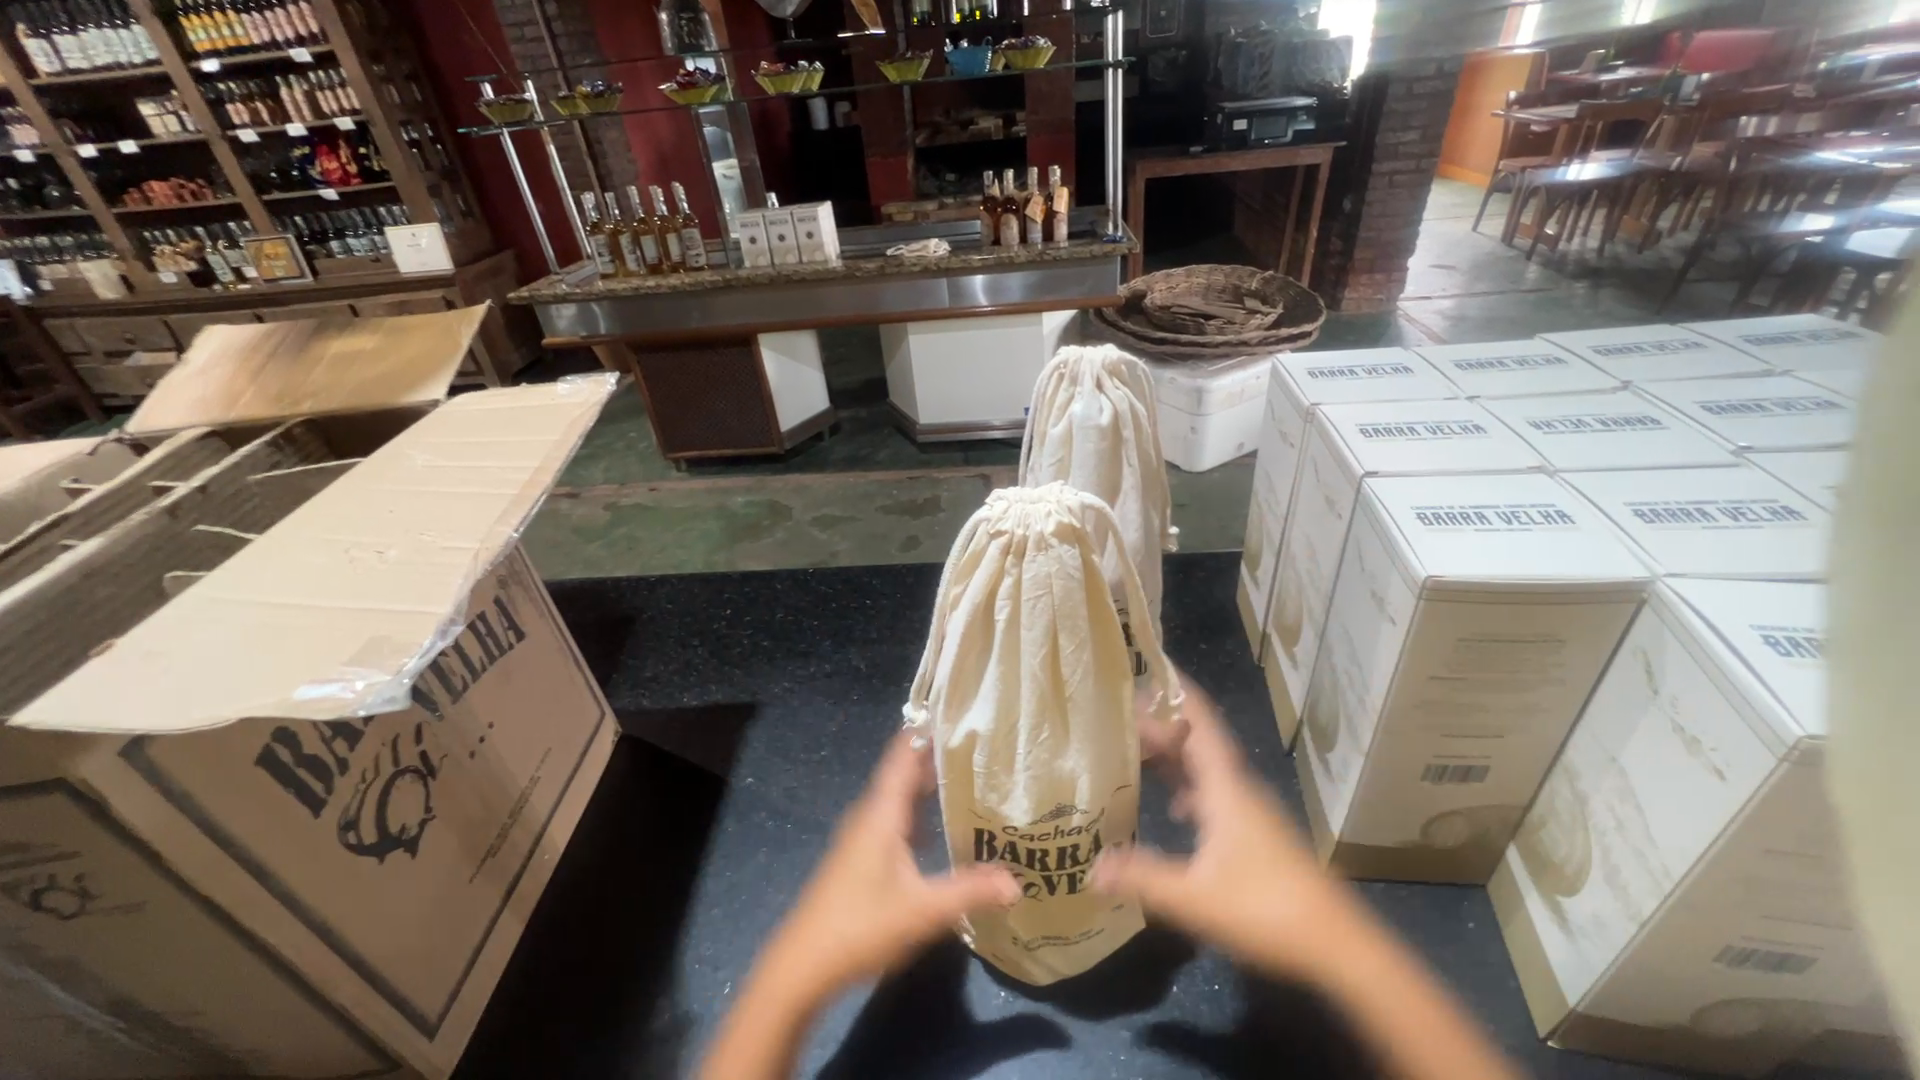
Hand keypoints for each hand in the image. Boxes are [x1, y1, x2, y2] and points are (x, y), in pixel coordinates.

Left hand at [757, 731, 1021, 1003]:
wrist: (802, 966)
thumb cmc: (859, 926)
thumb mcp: (922, 910)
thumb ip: (970, 891)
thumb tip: (1018, 880)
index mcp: (881, 813)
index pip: (903, 754)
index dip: (927, 730)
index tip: (960, 712)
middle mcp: (869, 817)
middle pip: (904, 775)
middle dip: (938, 759)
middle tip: (982, 747)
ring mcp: (861, 839)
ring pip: (899, 801)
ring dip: (929, 789)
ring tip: (971, 780)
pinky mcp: (860, 860)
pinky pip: (896, 823)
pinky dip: (920, 816)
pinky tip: (943, 830)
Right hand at [1094, 676, 1356, 980]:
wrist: (1337, 945)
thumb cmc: (1265, 909)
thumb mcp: (1193, 898)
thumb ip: (1142, 878)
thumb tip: (1091, 868)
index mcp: (1227, 789)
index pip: (1201, 725)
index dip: (1179, 693)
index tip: (1154, 665)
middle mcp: (1240, 791)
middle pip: (1199, 744)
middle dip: (1163, 726)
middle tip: (1121, 714)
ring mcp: (1252, 814)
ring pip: (1208, 770)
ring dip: (1177, 757)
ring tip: (1138, 751)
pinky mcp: (1258, 837)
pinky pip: (1216, 796)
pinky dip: (1191, 789)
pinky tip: (1177, 811)